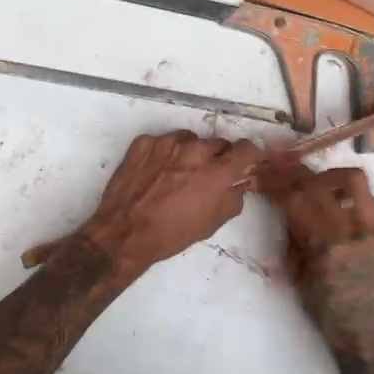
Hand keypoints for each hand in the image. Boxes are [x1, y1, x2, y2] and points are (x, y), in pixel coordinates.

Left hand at [76, 131, 262, 276]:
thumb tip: (240, 183)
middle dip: (218, 157)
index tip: (245, 161)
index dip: (249, 155)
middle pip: (218, 143)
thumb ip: (233, 198)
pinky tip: (156, 173)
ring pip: (190, 139)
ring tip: (177, 175)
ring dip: (190, 152)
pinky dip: (165, 153)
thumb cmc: (172, 233)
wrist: (124, 232)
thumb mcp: (212, 223)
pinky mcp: (144, 142)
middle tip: (206, 176)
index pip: (246, 148)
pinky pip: (164, 142)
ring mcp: (167, 142)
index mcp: (216, 172)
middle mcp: (194, 150)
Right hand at [257, 162, 373, 373]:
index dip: (276, 182)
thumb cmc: (332, 322)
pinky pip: (366, 198)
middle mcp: (352, 231)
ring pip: (351, 180)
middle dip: (294, 172)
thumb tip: (286, 212)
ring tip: (310, 182)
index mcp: (325, 247)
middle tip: (279, 169)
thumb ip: (295, 243)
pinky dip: (347, 190)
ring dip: (325, 175)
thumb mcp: (302, 282)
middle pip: (318, 184)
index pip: (295, 198)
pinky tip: (334, 198)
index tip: (263, 175)